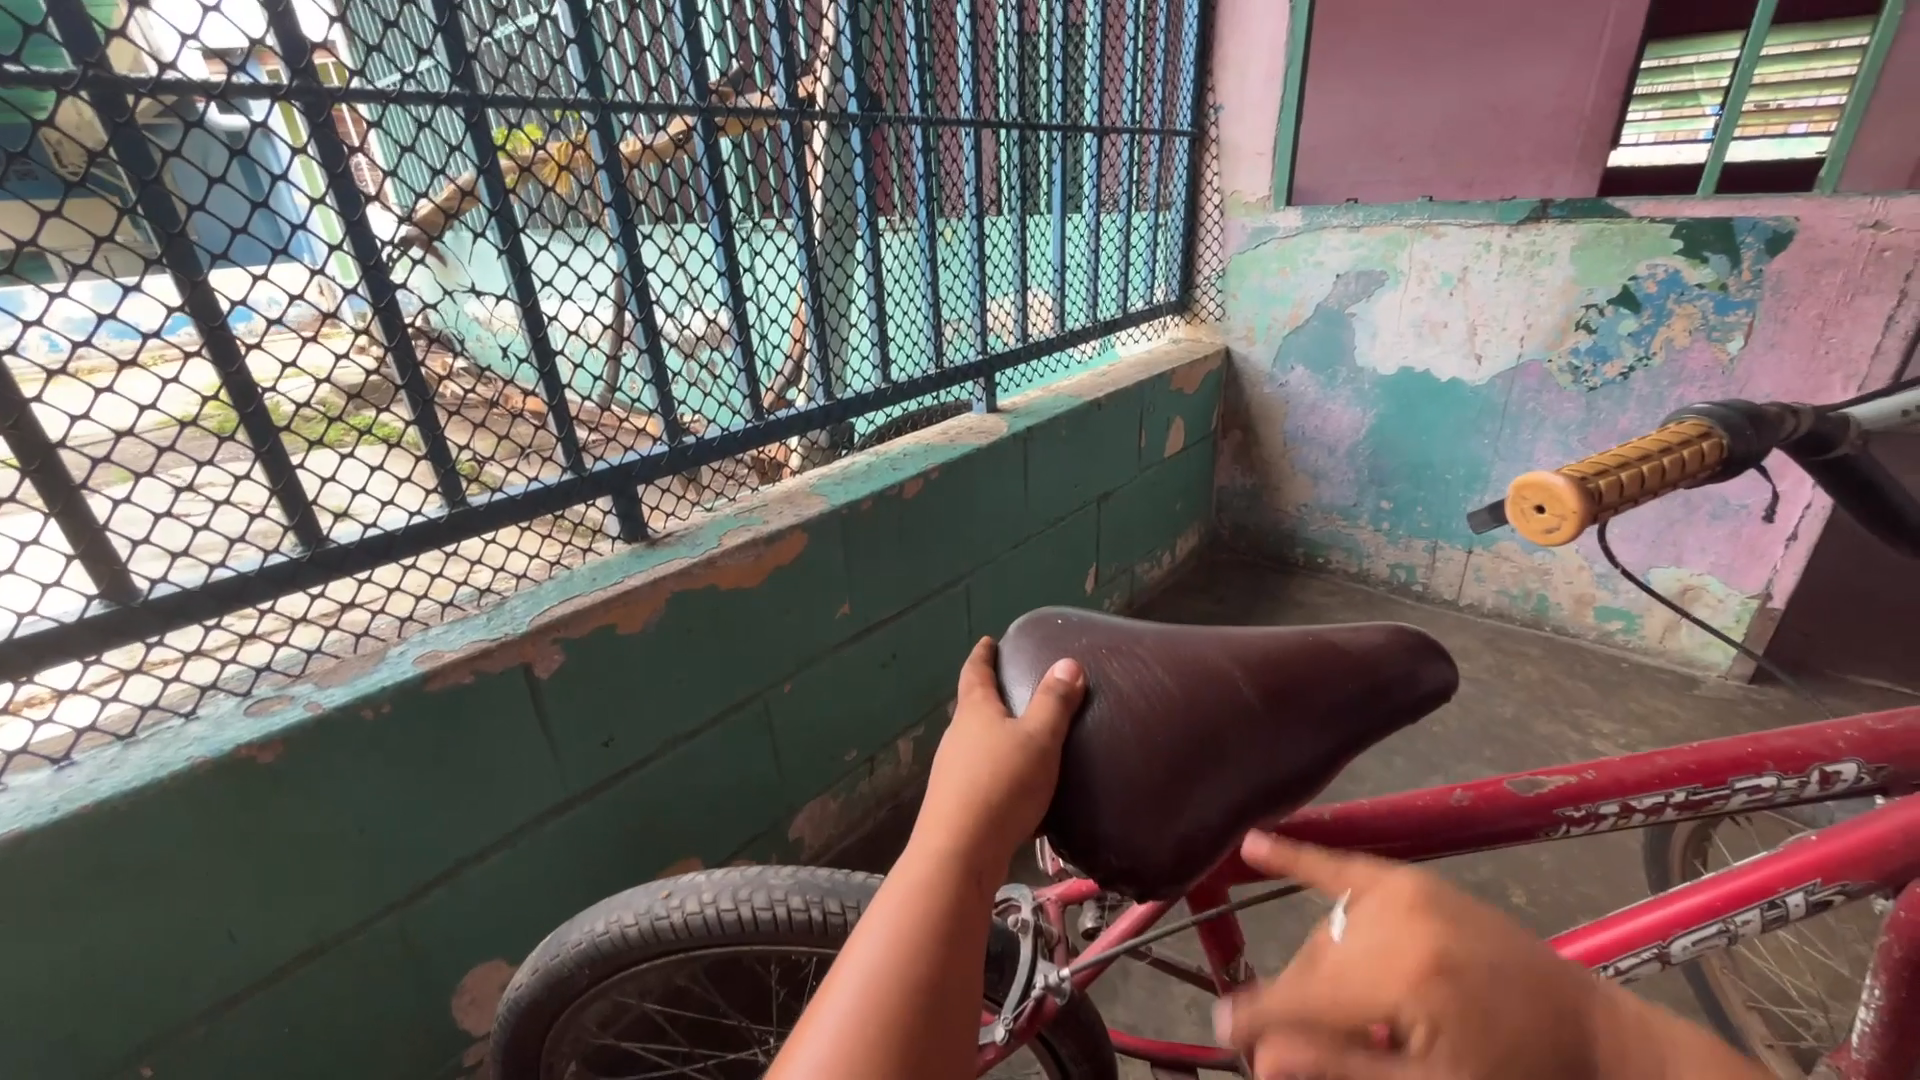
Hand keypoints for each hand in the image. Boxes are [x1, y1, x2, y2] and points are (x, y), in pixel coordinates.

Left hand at [908, 638, 1084, 880]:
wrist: (960, 851)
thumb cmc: (1001, 784)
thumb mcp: (1038, 739)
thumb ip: (1054, 702)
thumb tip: (1067, 662)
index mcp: (975, 711)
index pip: (975, 672)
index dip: (983, 655)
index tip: (988, 642)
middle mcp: (957, 735)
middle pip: (971, 707)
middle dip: (987, 694)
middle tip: (1011, 686)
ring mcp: (952, 770)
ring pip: (973, 741)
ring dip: (990, 733)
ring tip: (1017, 733)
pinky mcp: (956, 802)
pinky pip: (978, 773)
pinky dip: (994, 767)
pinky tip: (1012, 782)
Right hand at [1216, 831, 1613, 1079]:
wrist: (1596, 1033)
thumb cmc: (1520, 1075)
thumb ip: (1342, 1069)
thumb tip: (1260, 1060)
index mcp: (1401, 980)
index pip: (1303, 1000)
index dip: (1258, 1021)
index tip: (1224, 1033)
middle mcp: (1393, 923)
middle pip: (1311, 968)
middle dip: (1294, 1008)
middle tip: (1292, 1048)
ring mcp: (1403, 893)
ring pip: (1323, 936)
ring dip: (1317, 974)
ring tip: (1343, 1015)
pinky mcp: (1412, 881)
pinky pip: (1340, 866)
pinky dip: (1296, 858)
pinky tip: (1253, 845)